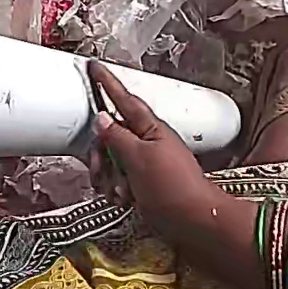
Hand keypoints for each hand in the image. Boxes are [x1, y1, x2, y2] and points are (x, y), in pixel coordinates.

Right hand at [88, 63, 241, 246]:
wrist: (194, 222)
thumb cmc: (171, 188)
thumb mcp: (138, 158)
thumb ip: (116, 136)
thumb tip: (101, 118)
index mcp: (149, 129)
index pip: (123, 100)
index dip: (107, 83)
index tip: (93, 66)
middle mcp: (146, 141)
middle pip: (109, 136)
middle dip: (100, 157)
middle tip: (101, 173)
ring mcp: (144, 162)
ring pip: (110, 160)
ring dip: (108, 178)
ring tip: (119, 193)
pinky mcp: (142, 182)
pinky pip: (117, 179)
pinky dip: (115, 190)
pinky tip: (123, 201)